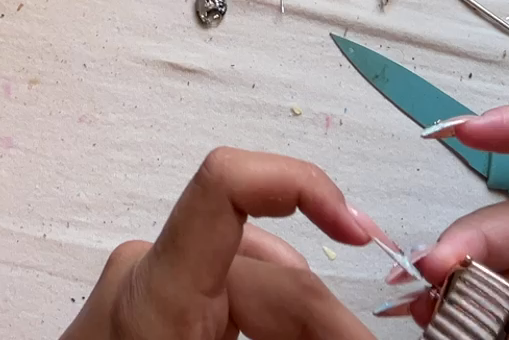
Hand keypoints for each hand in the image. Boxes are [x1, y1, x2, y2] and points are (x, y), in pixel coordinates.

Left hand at [59, 147, 379, 339]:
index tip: (357, 233)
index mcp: (155, 294)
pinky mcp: (156, 299)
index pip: (225, 185)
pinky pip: (235, 298)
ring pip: (264, 287)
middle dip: (331, 323)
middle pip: (274, 271)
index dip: (299, 183)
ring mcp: (151, 283)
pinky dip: (274, 330)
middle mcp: (151, 269)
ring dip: (307, 330)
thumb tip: (353, 335)